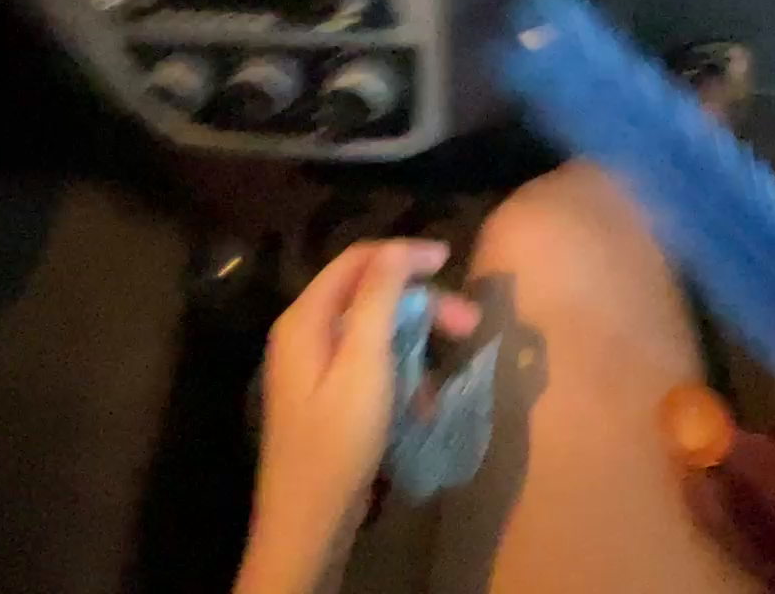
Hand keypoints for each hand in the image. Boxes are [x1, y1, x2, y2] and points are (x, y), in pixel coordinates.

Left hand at [236, 240, 480, 593]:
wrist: (307, 526)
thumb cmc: (338, 440)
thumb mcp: (365, 362)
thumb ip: (378, 298)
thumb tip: (398, 248)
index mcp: (307, 318)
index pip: (359, 261)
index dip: (404, 255)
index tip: (448, 261)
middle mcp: (307, 332)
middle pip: (370, 295)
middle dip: (421, 305)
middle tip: (468, 322)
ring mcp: (316, 364)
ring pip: (375, 330)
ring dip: (417, 341)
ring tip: (449, 371)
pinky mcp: (329, 392)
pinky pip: (371, 362)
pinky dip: (402, 371)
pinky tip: (425, 401)